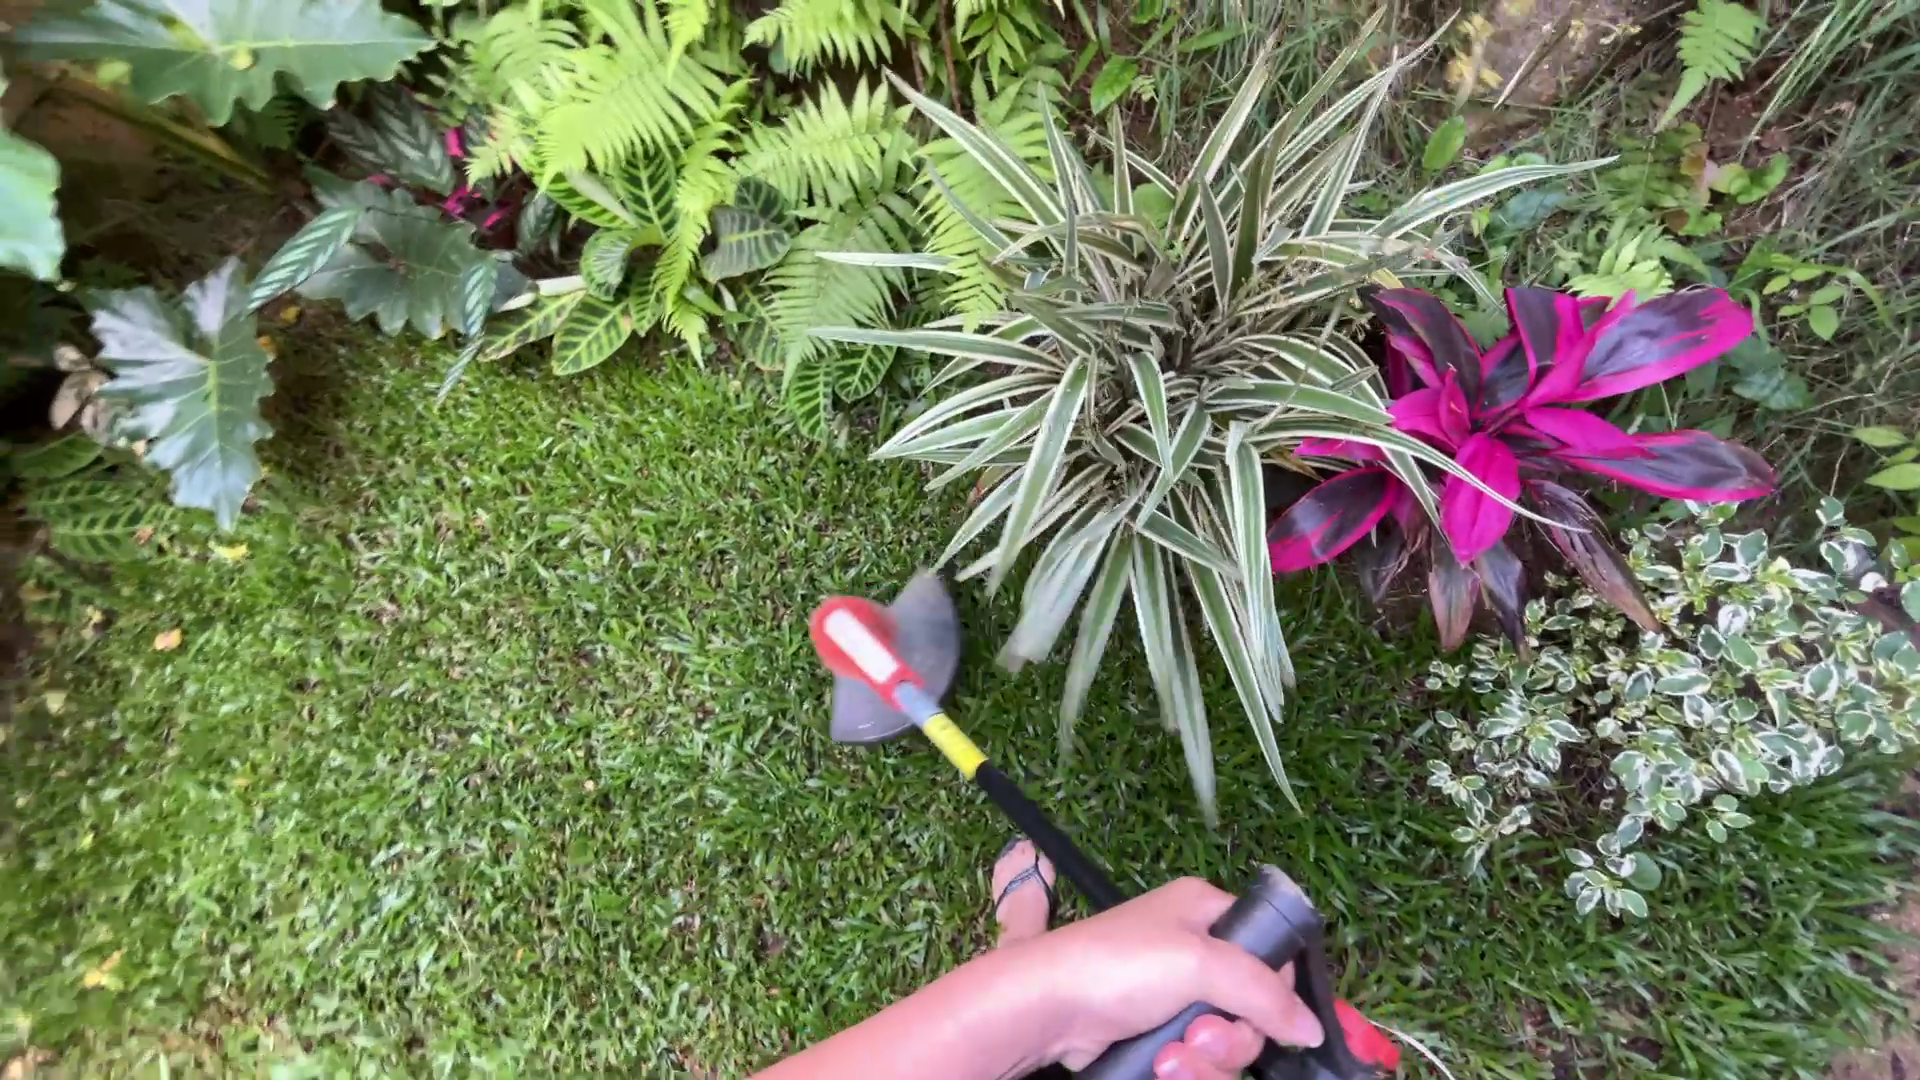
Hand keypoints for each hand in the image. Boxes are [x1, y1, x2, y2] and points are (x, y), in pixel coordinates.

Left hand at [999, 876, 1325, 1072]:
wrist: (1052, 1007)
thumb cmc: (1121, 966)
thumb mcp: (1196, 962)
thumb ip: (1262, 990)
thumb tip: (1312, 1026)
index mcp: (1202, 910)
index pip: (1271, 947)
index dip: (1277, 988)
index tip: (1271, 1017)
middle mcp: (1194, 947)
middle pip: (1254, 1007)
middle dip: (1233, 1037)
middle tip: (1199, 1035)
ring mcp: (1176, 991)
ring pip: (1229, 1042)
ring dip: (1207, 1061)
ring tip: (1169, 1057)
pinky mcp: (1161, 1030)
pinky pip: (1200, 1059)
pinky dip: (1187, 1070)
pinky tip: (1161, 1067)